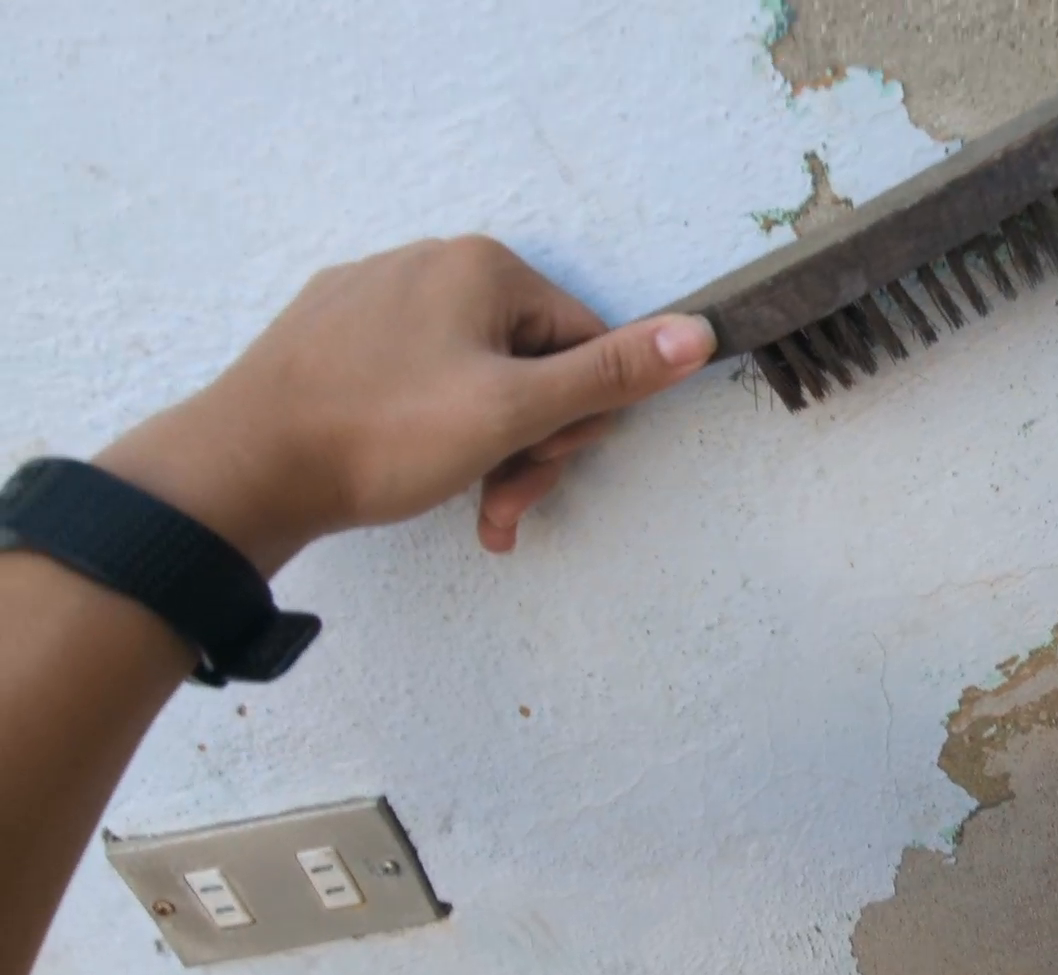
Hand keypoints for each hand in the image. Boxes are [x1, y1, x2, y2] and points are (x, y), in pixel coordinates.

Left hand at [93, 236, 714, 570]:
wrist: (236, 474)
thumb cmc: (390, 435)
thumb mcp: (520, 410)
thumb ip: (615, 371)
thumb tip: (702, 330)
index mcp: (485, 269)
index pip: (590, 343)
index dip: (585, 414)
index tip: (545, 462)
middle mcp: (435, 264)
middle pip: (540, 364)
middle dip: (538, 440)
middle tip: (510, 493)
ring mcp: (383, 296)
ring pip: (490, 379)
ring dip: (501, 452)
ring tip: (483, 507)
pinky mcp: (344, 331)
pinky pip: (433, 379)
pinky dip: (450, 432)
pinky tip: (433, 475)